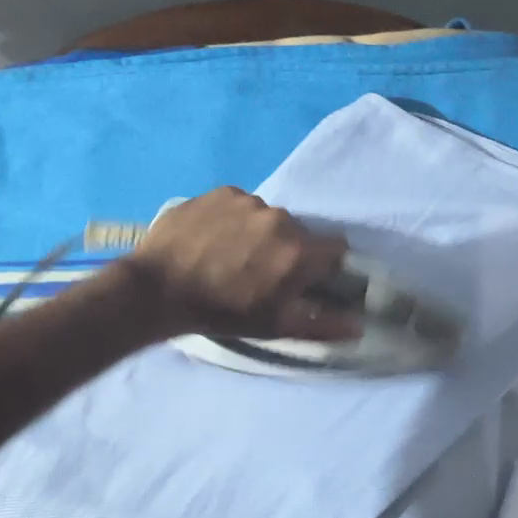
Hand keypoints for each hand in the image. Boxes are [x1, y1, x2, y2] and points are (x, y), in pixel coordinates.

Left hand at [126, 187, 360, 340]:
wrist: (157, 289)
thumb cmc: (221, 313)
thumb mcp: (273, 325)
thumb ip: (321, 324)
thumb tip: (359, 325)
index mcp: (299, 250)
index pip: (336, 247)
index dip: (325, 264)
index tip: (306, 279)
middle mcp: (280, 218)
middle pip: (299, 232)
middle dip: (288, 250)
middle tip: (261, 272)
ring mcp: (249, 200)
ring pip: (268, 217)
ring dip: (259, 233)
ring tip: (230, 255)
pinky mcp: (221, 191)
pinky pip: (240, 204)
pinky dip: (234, 219)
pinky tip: (212, 239)